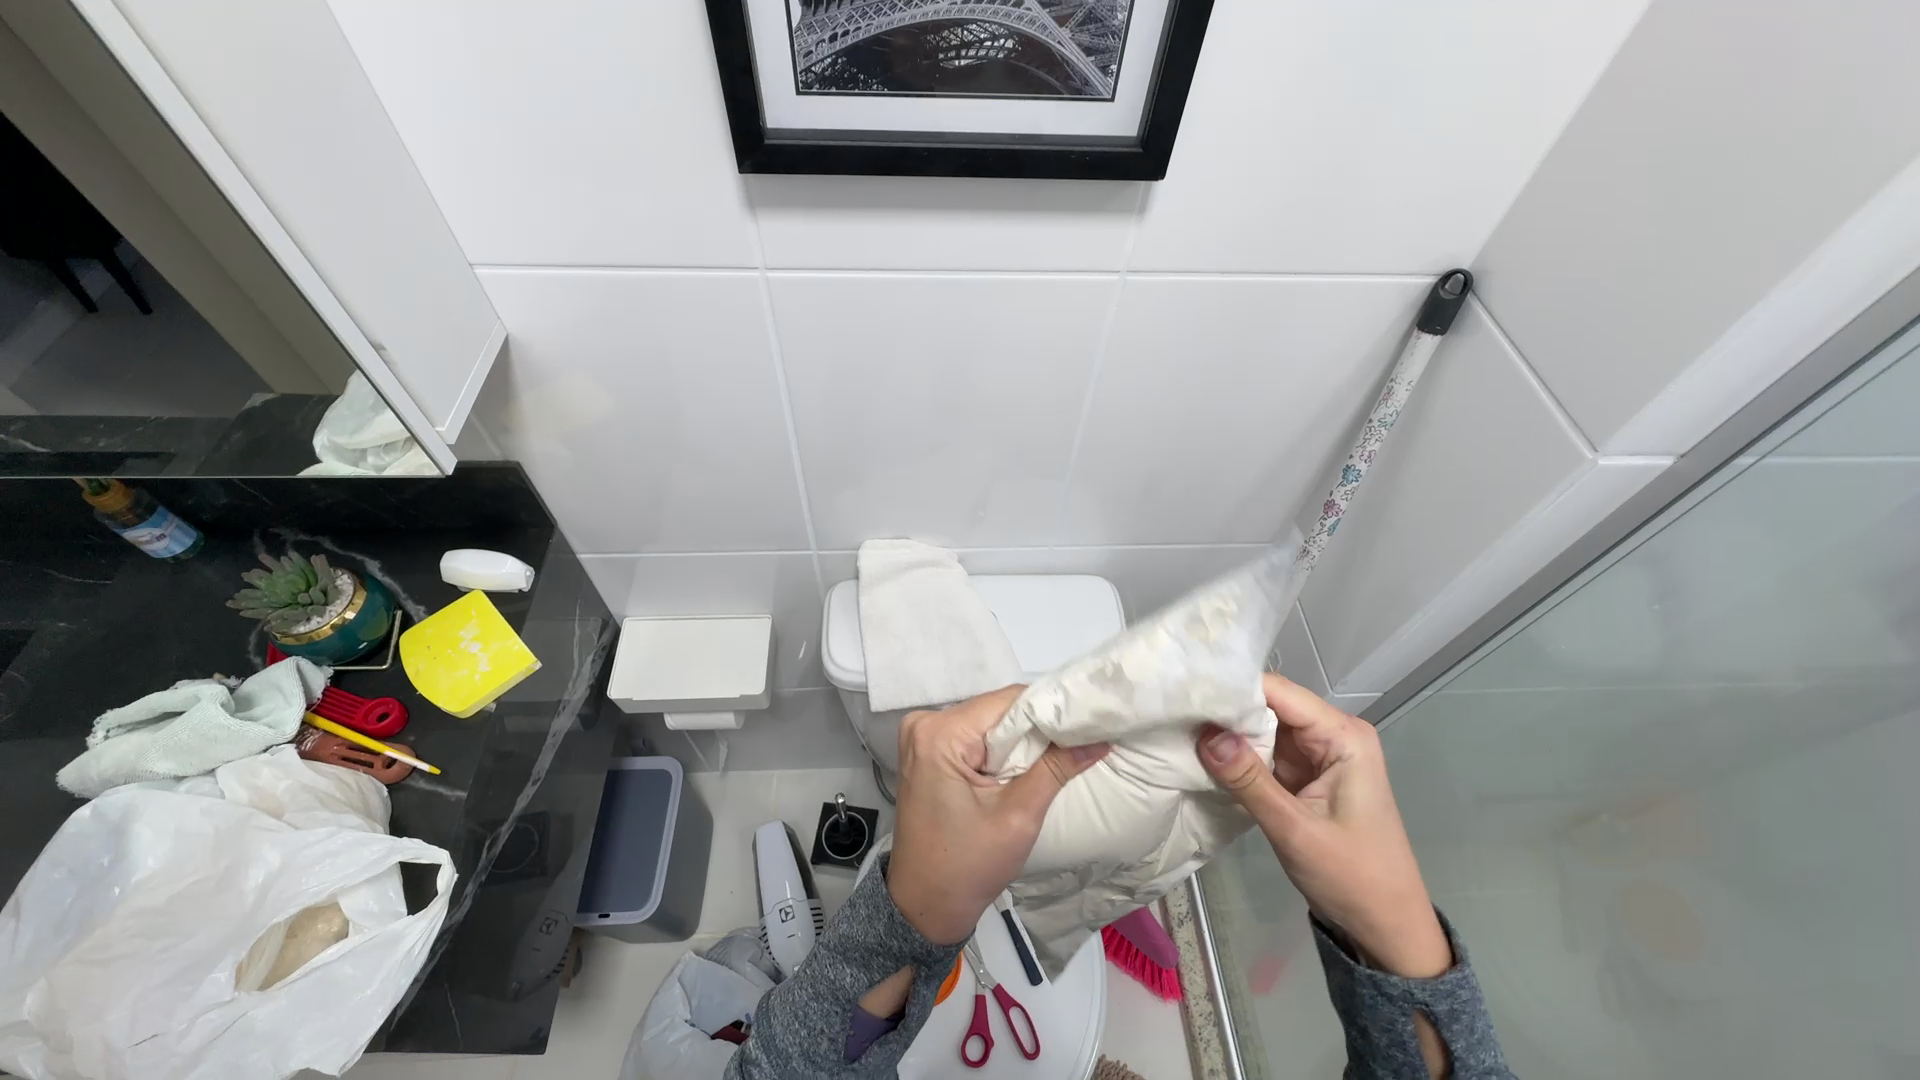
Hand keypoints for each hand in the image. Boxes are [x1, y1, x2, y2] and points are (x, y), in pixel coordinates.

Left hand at [887, 685, 1109, 944]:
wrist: (924, 903)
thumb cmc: (967, 867)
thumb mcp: (1019, 817)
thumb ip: (1056, 769)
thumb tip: (1100, 737)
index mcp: (939, 733)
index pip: (1009, 701)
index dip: (1051, 711)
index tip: (1087, 724)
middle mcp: (925, 723)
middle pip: (998, 708)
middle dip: (1038, 727)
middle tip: (1078, 744)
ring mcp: (922, 735)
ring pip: (990, 721)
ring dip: (1021, 739)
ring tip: (1058, 756)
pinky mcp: (928, 750)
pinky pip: (975, 735)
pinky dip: (1001, 749)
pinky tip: (1025, 766)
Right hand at [1196, 675, 1450, 978]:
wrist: (1386, 928)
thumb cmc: (1352, 877)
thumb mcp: (1294, 829)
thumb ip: (1248, 779)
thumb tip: (1204, 733)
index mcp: (1343, 736)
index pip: (1279, 692)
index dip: (1233, 688)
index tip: (1185, 692)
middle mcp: (1334, 734)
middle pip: (1269, 704)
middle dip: (1225, 709)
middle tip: (1173, 711)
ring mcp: (1320, 754)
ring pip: (1264, 727)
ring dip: (1228, 732)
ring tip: (1179, 728)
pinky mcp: (1307, 774)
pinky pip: (1267, 751)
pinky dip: (1239, 755)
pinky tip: (1203, 753)